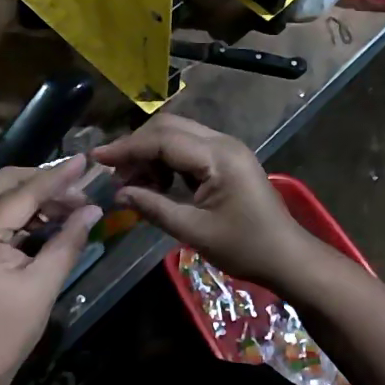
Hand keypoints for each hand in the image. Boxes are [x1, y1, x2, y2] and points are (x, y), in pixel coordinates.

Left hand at [0, 157, 101, 384]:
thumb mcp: (43, 284)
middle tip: (79, 190)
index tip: (84, 161)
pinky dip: (16, 211)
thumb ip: (68, 240)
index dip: (57, 177)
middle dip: (43, 182)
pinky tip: (44, 220)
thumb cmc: (7, 331)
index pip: (23, 193)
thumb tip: (93, 210)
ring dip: (31, 196)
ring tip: (69, 206)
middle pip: (3, 183)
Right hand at [91, 114, 317, 283]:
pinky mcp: (228, 161)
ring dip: (151, 154)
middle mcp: (223, 143)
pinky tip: (155, 184)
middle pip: (169, 128)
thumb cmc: (245, 247)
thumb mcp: (195, 231)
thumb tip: (119, 194)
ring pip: (178, 137)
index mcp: (218, 157)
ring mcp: (227, 150)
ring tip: (132, 184)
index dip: (127, 148)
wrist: (287, 256)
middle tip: (113, 174)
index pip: (163, 139)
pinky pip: (190, 150)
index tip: (97, 158)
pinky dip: (167, 162)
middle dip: (137, 147)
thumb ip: (154, 207)